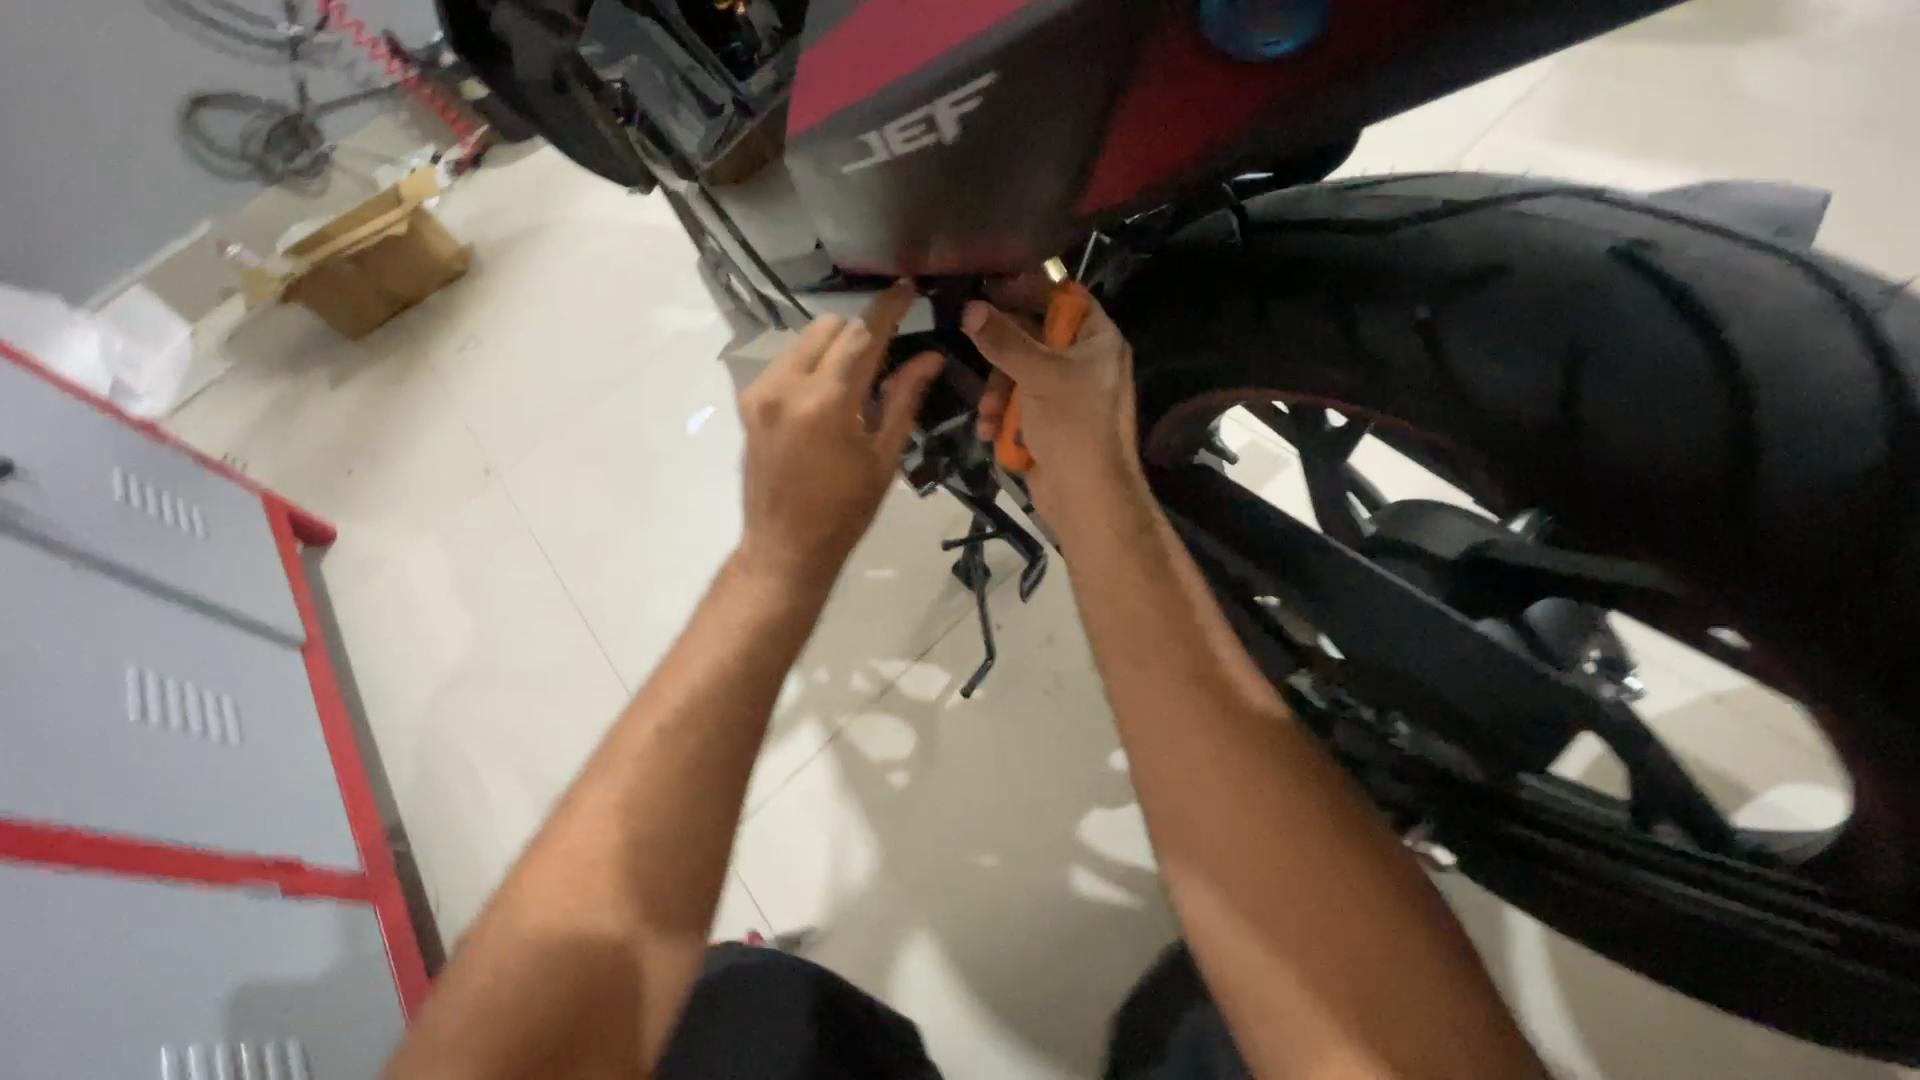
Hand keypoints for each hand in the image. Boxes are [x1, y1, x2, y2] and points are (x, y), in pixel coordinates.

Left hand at [735, 282, 943, 591]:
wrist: (785, 547)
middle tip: (887, 347)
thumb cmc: (845, 511)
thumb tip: (930, 357)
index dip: (889, 308)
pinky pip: (785, 363)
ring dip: (834, 346)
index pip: (862, 335)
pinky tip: (827, 394)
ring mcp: (761, 392)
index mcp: (827, 401)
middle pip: (829, 327)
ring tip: (857, 378)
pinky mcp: (749, 403)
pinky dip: (810, 364)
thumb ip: (903, 399)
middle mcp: (787, 385)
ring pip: (803, 341)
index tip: (908, 287)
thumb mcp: (883, 457)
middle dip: (860, 329)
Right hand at [963, 275, 1143, 513]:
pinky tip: (992, 432)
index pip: (1064, 298)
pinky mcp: (1047, 423)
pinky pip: (1017, 407)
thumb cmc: (1074, 426)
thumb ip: (1004, 341)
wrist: (1086, 497)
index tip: (992, 290)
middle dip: (1002, 356)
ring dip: (997, 394)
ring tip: (989, 415)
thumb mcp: (1038, 376)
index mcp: (1097, 341)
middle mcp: (1084, 363)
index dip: (1030, 290)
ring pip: (1018, 375)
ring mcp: (1065, 395)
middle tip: (975, 346)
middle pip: (1033, 338)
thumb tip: (970, 308)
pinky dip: (1003, 417)